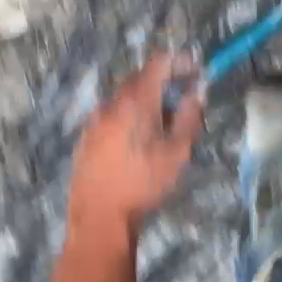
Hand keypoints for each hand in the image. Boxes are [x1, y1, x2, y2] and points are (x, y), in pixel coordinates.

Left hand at [65, 52, 205, 251]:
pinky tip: (136, 141)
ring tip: (161, 124)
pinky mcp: (84, 140)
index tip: (196, 72)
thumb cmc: (143, 183)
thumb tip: (196, 94)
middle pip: (140, 78)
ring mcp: (94, 122)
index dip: (180, 62)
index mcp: (137, 102)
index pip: (159, 63)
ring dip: (146, 100)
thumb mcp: (178, 151)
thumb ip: (189, 116)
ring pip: (124, 97)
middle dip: (164, 81)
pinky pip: (111, 116)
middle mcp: (112, 104)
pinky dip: (128, 116)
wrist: (98, 220)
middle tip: (182, 98)